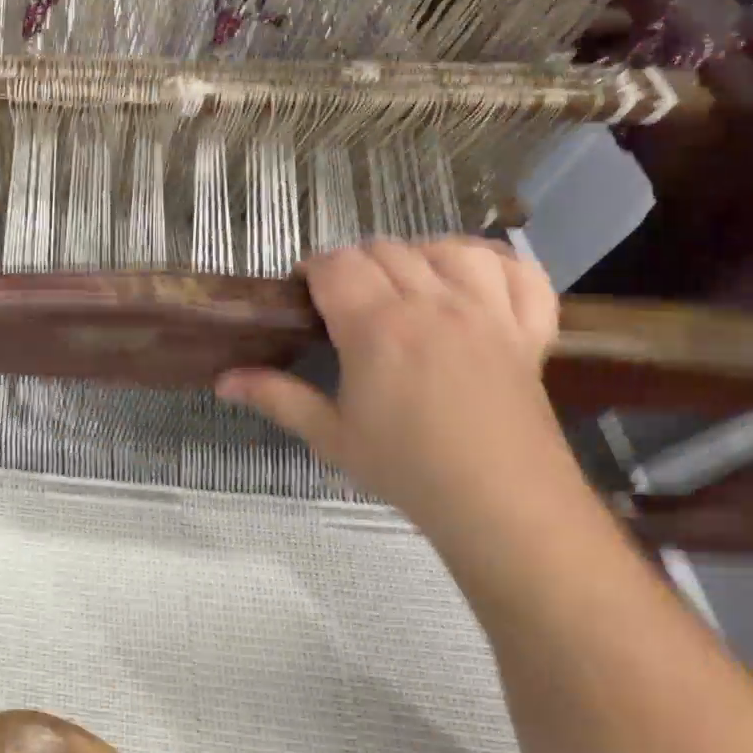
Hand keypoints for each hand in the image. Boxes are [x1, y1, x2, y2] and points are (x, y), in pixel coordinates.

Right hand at [216, 238, 579, 533]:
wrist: (500, 502)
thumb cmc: (405, 468)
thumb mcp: (329, 435)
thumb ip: (276, 397)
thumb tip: (223, 381)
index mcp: (377, 327)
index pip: (337, 265)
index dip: (312, 269)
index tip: (301, 294)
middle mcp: (433, 304)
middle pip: (386, 251)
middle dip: (354, 264)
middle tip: (339, 300)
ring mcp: (488, 312)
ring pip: (449, 250)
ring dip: (417, 255)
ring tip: (401, 282)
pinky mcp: (528, 331)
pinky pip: (519, 273)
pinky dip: (493, 262)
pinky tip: (471, 275)